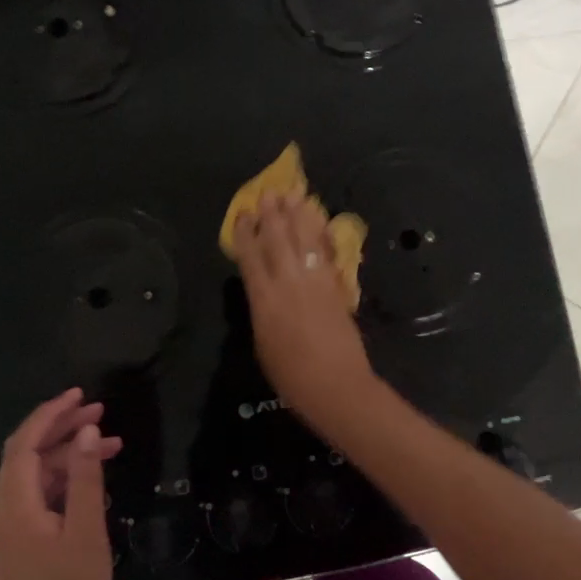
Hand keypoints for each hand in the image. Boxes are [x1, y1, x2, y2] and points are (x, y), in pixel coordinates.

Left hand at [0, 388, 121, 579]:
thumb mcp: (86, 533)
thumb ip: (86, 479)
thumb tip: (84, 431)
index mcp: (15, 507)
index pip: (24, 444)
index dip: (50, 414)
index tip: (80, 394)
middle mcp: (5, 515)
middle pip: (28, 458)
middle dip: (62, 431)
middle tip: (101, 413)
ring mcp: (11, 534)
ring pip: (37, 481)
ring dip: (69, 459)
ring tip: (111, 445)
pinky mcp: (22, 550)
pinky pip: (40, 503)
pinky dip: (66, 486)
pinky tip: (96, 486)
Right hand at [231, 192, 377, 424]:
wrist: (336, 386)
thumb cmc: (291, 376)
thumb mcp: (263, 342)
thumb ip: (262, 309)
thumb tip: (263, 288)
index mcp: (264, 299)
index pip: (251, 256)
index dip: (246, 232)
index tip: (244, 213)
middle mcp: (289, 283)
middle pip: (279, 239)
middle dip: (273, 214)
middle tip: (269, 193)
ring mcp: (316, 282)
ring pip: (305, 240)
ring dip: (299, 215)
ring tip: (295, 195)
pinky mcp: (337, 287)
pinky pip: (327, 253)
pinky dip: (322, 234)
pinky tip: (320, 221)